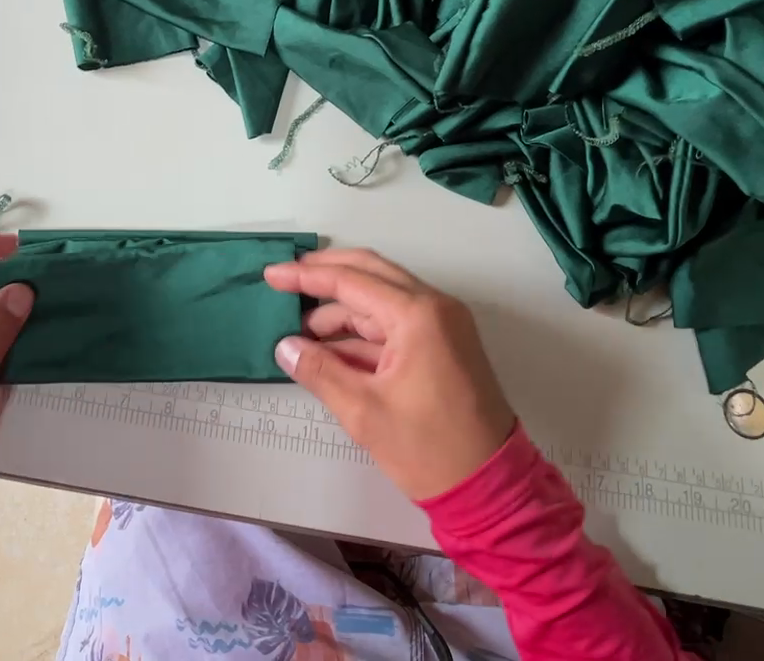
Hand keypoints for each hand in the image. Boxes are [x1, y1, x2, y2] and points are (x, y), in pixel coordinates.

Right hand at [266, 249, 515, 501]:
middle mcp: (434, 307)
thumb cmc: (428, 449)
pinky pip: (394, 322)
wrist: (492, 489)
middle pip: (370, 273)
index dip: (306, 276)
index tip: (271, 275)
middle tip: (285, 279)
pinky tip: (330, 346)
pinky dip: (361, 329)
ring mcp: (442, 324)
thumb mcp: (364, 412)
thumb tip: (285, 346)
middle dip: (325, 274)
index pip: (351, 281)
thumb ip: (319, 371)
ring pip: (381, 297)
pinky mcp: (442, 344)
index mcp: (418, 315)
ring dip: (341, 308)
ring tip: (300, 331)